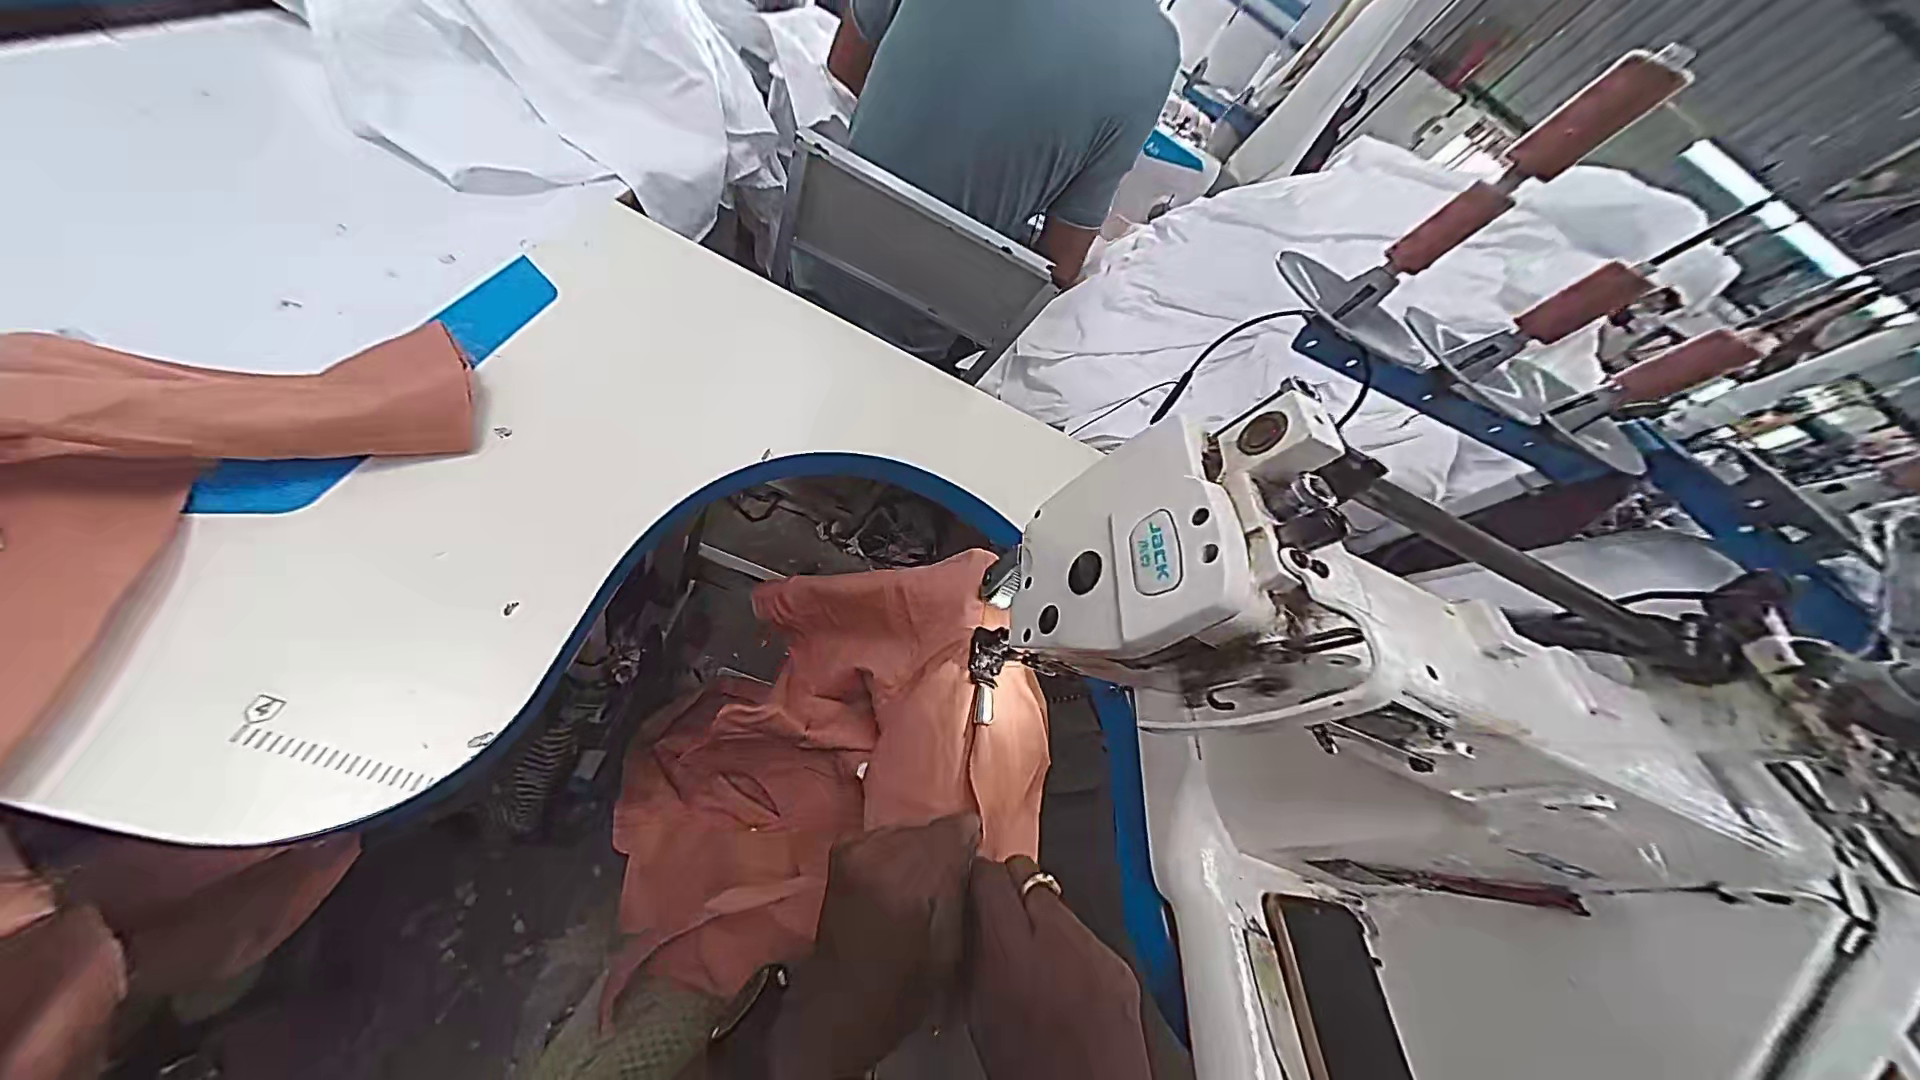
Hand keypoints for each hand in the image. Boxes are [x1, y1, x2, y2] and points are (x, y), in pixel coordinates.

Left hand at [768, 814, 979, 1079]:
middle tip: (938, 881)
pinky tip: (887, 880)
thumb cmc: (907, 986)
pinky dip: (888, 851)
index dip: (966, 841)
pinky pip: (881, 836)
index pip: (955, 828)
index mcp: (918, 880)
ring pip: (906, 829)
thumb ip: (963, 887)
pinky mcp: (842, 849)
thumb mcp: (952, 944)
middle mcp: (886, 855)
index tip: (968, 854)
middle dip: (940, 847)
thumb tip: (971, 845)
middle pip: (930, 828)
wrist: (844, 1003)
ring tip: (911, 884)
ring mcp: (859, 849)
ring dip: (913, 848)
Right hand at [965, 855, 1150, 1079]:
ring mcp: (1092, 948)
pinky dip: (1072, 945)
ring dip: (1042, 917)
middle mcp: (1055, 939)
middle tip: (1002, 912)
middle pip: (1025, 872)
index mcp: (1009, 953)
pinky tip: (1065, 976)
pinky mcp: (1119, 962)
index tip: (976, 885)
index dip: (980, 878)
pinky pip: (1086, 932)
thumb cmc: (1029, 1072)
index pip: (989, 876)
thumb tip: (972, 911)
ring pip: (1056, 900)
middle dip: (1011, 887)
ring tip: (1035, 955)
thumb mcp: (979, 1008)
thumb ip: (974, 949)